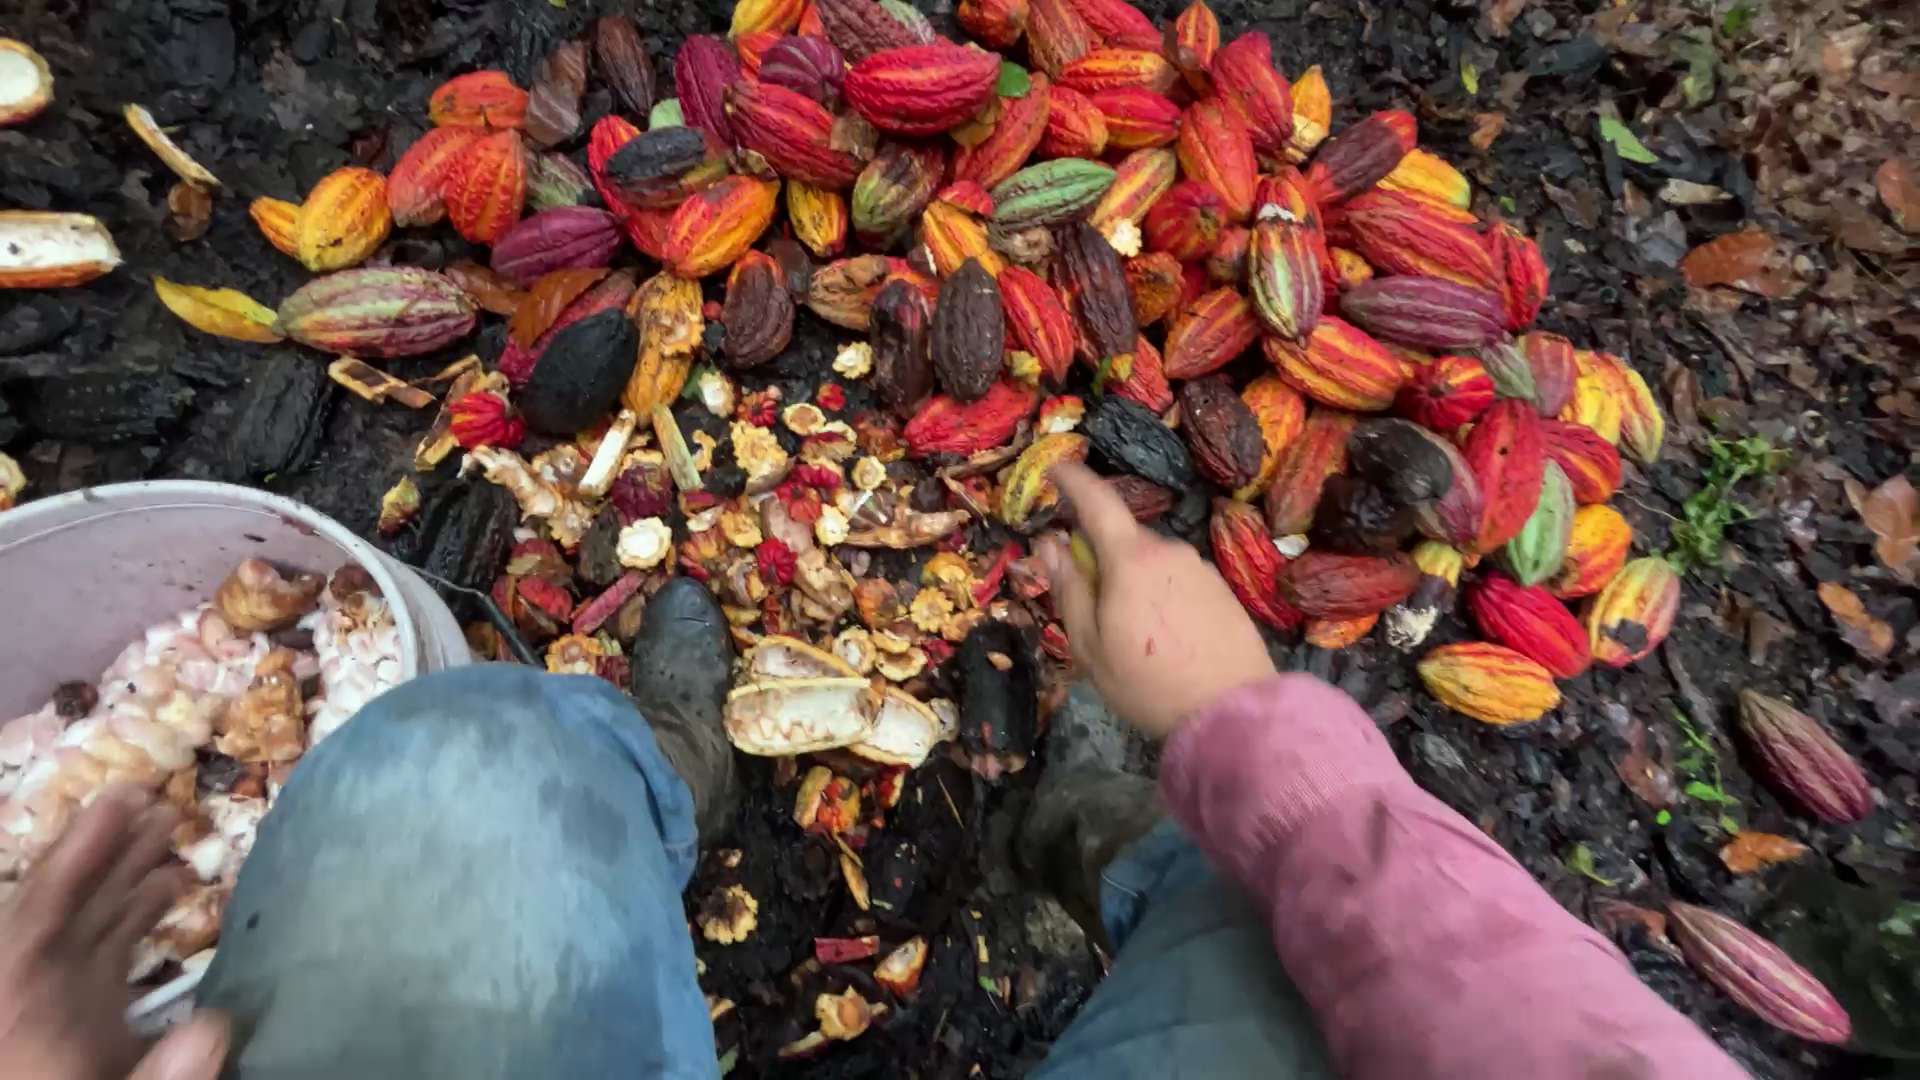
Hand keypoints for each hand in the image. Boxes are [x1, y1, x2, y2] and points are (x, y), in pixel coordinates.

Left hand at [0, 787, 227, 1079]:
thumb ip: (161, 1074)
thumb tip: (217, 1024)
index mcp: (27, 1016)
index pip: (36, 923)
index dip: (73, 860)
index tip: (118, 807)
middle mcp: (34, 999)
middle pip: (58, 910)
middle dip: (102, 850)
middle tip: (148, 794)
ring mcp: (61, 1003)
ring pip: (85, 919)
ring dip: (125, 868)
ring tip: (169, 817)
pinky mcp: (86, 1013)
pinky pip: (105, 944)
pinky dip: (137, 906)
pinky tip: (173, 878)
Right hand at [1038, 464, 1275, 738]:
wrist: (1233, 714)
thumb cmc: (1148, 683)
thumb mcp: (1089, 644)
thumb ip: (1068, 587)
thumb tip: (1050, 544)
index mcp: (1132, 559)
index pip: (1098, 501)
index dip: (1073, 480)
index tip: (1056, 469)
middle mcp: (1169, 551)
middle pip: (1121, 538)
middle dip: (1099, 557)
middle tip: (1090, 606)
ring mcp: (1200, 568)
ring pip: (1149, 560)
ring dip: (1130, 579)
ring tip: (1130, 633)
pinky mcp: (1221, 588)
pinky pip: (1174, 577)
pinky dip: (1158, 592)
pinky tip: (1163, 635)